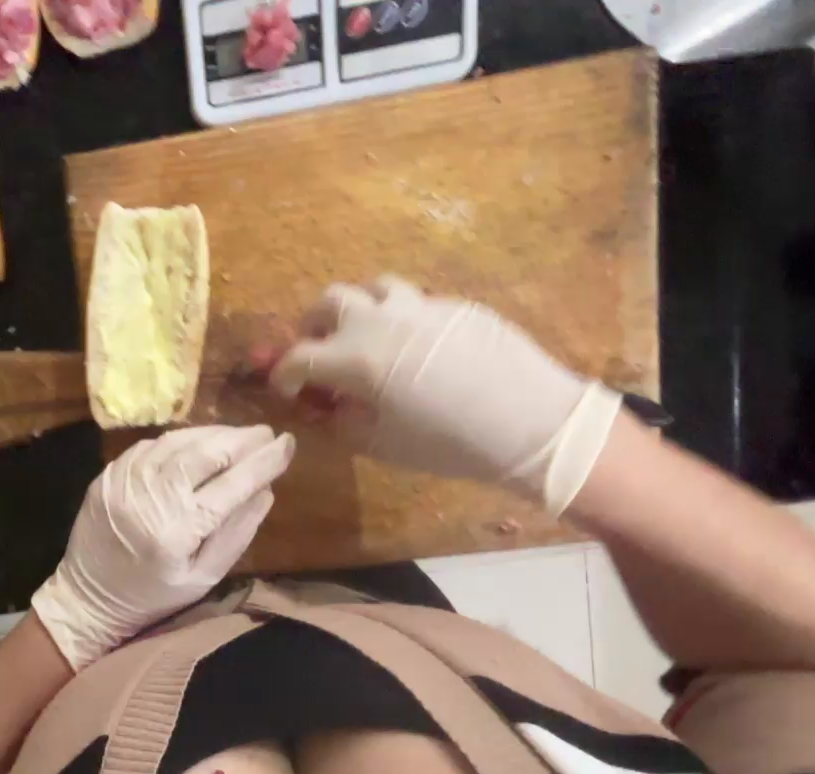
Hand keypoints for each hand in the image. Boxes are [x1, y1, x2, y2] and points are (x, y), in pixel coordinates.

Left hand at [32, 425, 294, 670]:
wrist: (88, 598)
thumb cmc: (152, 596)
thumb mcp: (203, 578)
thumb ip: (236, 535)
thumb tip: (265, 491)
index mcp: (178, 530)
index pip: (232, 484)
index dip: (264, 462)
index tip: (289, 444)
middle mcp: (150, 498)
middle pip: (205, 453)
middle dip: (241, 439)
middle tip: (266, 434)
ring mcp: (124, 481)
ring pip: (177, 441)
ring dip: (213, 434)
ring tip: (240, 436)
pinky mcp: (108, 475)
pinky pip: (151, 446)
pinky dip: (180, 440)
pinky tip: (198, 444)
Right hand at [267, 276, 623, 512]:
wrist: (530, 424)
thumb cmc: (446, 443)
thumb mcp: (379, 444)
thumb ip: (340, 419)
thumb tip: (326, 404)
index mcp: (355, 358)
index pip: (299, 356)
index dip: (283, 374)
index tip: (285, 389)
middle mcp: (381, 320)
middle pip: (329, 301)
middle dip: (313, 326)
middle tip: (317, 350)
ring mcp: (422, 306)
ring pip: (374, 288)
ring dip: (358, 310)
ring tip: (365, 337)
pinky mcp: (456, 307)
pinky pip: (415, 303)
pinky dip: (399, 320)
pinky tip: (416, 351)